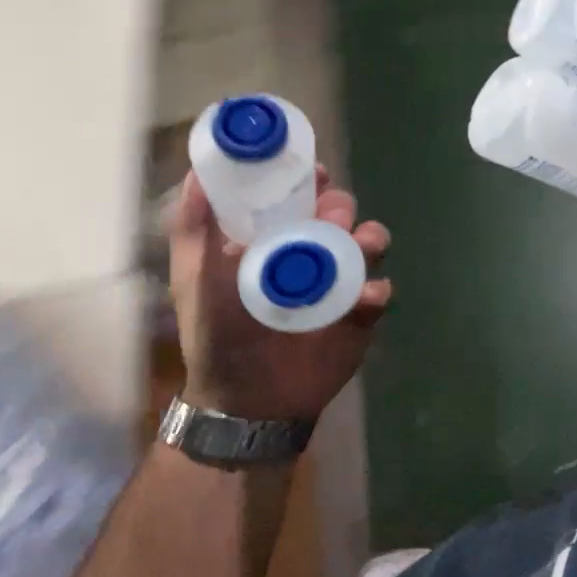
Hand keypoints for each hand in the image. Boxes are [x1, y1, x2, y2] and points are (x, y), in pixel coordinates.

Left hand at [166, 166, 391, 420]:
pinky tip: (366, 297)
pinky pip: (380, 291)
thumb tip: (197, 176)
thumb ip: (196, 230)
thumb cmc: (217, 336)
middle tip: (333, 219)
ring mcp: (341, 282)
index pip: (300, 197)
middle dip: (342, 208)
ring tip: (363, 248)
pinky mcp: (362, 313)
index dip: (310, 181)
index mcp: (275, 241)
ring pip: (369, 245)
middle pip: (341, 214)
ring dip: (370, 239)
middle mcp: (313, 254)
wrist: (248, 402)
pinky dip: (377, 290)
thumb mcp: (196, 281)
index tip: (315, 173)